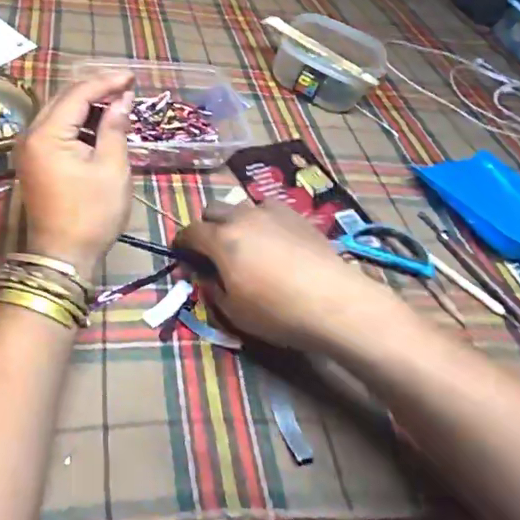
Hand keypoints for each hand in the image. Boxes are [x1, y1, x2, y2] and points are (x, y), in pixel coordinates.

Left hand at [16, 71, 135, 273]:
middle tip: (126, 87)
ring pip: (59, 114)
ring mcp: (29, 149)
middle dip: (96, 90)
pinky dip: (77, 125)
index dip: (106, 82)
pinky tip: (100, 125)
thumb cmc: (92, 213)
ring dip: (87, 107)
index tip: (132, 77)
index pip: (77, 94)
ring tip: (118, 104)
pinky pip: (55, 131)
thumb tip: (122, 99)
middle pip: (64, 99)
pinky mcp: (34, 162)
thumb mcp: (111, 167)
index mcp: (47, 134)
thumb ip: (115, 127)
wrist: (63, 256)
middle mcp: (30, 135)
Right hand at [175, 202, 411, 349]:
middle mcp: (242, 218)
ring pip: (242, 207)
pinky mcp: (298, 217)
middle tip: (213, 253)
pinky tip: (274, 243)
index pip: (188, 232)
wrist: (338, 304)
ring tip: (245, 245)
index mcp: (220, 239)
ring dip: (235, 222)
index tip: (183, 260)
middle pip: (212, 210)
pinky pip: (269, 211)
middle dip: (206, 228)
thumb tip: (204, 276)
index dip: (181, 245)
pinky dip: (262, 222)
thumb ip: (211, 288)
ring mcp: (272, 213)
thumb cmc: (278, 312)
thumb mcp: (233, 310)